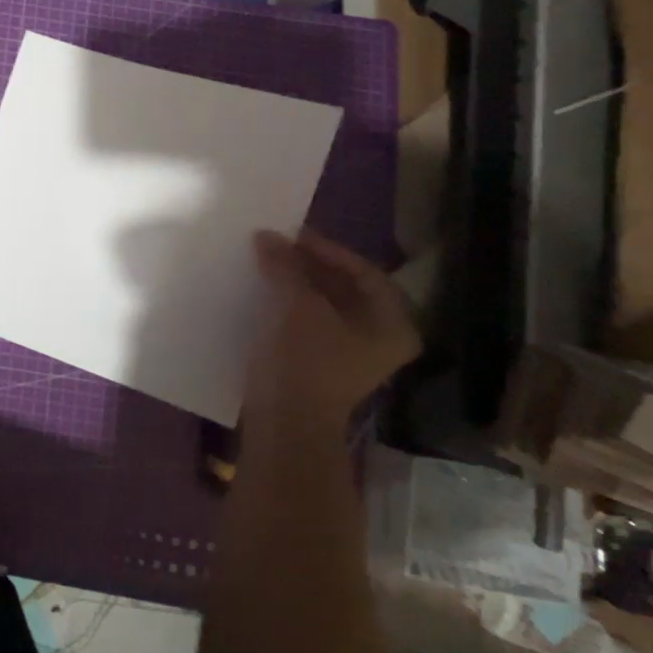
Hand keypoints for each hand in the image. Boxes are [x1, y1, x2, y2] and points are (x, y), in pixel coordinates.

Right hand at [248, 229, 419, 425]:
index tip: (291, 234)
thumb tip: (267, 236)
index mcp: (391, 325)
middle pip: (344, 287)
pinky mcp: (318, 359)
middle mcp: (378, 336)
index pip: (365, 273)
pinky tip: (261, 290)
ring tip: (263, 262)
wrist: (286, 418)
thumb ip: (286, 268)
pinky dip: (286, 301)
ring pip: (322, 303)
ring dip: (294, 281)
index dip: (328, 250)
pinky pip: (306, 319)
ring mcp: (347, 350)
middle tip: (274, 245)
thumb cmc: (307, 361)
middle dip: (308, 265)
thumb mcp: (299, 307)